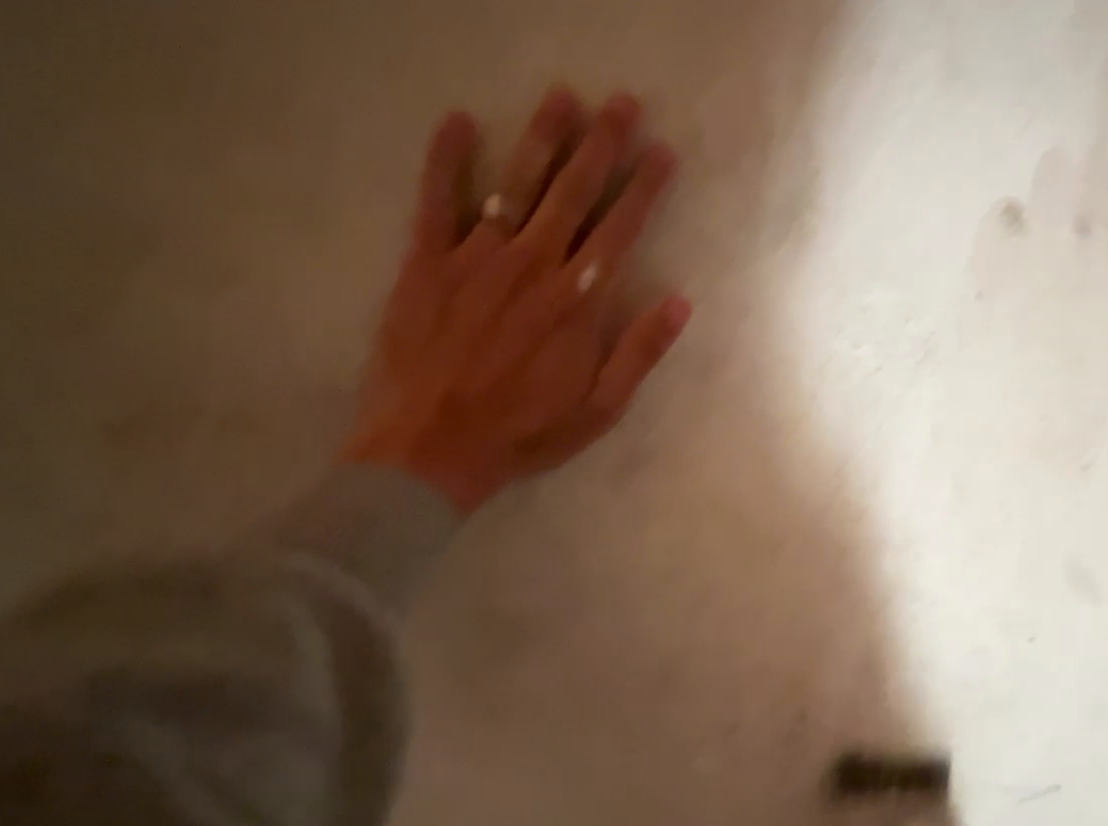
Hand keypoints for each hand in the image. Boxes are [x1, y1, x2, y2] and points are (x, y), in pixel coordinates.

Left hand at [344, 86, 688, 512]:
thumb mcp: (600, 409)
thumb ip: (639, 352)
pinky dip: (446, 159)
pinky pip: (437, 200)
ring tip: (562, 97)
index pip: (619, 230)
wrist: (433, 447)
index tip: (662, 152)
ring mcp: (477, 259)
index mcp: (577, 302)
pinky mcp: (427, 263)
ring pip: (516, 184)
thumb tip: (680, 301)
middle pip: (573, 193)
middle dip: (602, 145)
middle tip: (622, 103)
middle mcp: (533, 266)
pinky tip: (459, 122)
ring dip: (543, 138)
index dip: (644, 188)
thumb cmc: (525, 433)